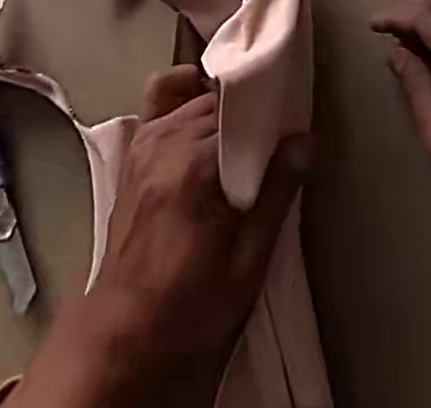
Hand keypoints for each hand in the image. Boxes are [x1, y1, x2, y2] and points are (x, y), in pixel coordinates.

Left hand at [8, 67, 311, 407]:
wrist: (124, 333)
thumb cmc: (190, 309)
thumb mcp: (248, 264)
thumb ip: (276, 195)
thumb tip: (306, 140)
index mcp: (194, 168)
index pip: (243, 116)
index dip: (272, 121)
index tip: (292, 137)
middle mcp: (165, 144)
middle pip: (220, 103)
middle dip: (251, 116)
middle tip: (274, 146)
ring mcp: (145, 144)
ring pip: (196, 101)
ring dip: (224, 111)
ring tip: (245, 143)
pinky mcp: (136, 152)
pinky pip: (162, 101)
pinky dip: (185, 97)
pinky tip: (205, 117)